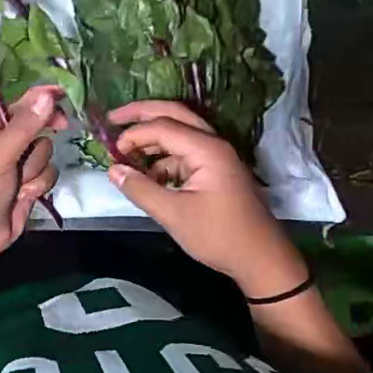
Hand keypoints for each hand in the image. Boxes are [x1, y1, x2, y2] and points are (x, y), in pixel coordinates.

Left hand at [0, 86, 67, 264]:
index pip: (13, 104)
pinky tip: (24, 196)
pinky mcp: (26, 183)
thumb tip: (48, 95)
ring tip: (17, 183)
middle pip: (34, 125)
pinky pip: (47, 171)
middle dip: (36, 142)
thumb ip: (25, 125)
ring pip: (44, 150)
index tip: (61, 95)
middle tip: (62, 126)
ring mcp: (13, 163)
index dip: (36, 100)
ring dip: (34, 168)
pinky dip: (39, 183)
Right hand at [105, 101, 305, 297]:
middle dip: (142, 113)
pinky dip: (162, 157)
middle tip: (112, 117)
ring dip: (152, 137)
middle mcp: (213, 144)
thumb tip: (113, 170)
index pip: (163, 127)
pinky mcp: (215, 171)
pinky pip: (184, 152)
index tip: (111, 152)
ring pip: (179, 133)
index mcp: (207, 150)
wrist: (261, 259)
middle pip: (174, 115)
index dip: (133, 135)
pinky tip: (148, 175)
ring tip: (125, 149)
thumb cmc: (219, 236)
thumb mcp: (173, 214)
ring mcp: (216, 157)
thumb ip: (141, 189)